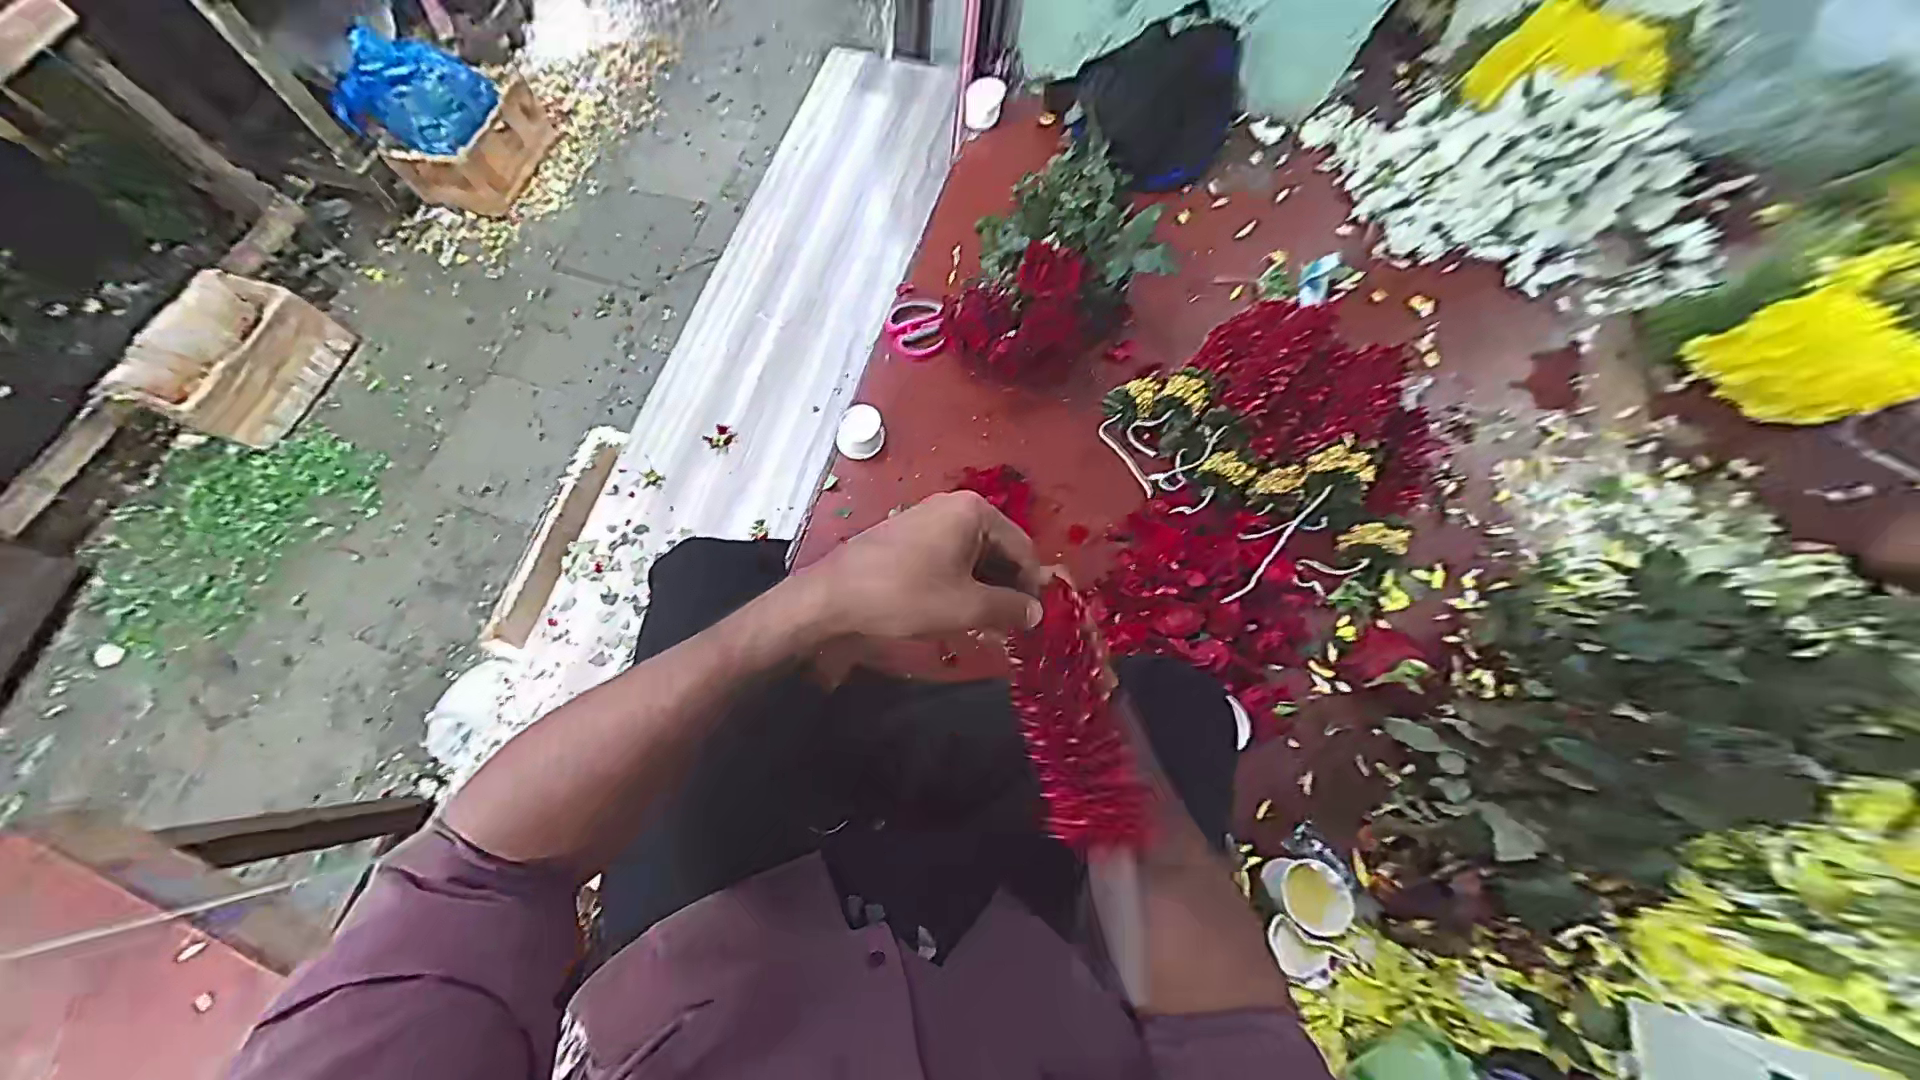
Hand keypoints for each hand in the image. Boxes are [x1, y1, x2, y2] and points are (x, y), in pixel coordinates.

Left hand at [796, 491, 1050, 640]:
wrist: (833, 596)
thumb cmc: (906, 594)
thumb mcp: (966, 606)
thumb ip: (1010, 608)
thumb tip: (1036, 613)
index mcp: (974, 511)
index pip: (1023, 548)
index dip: (1033, 586)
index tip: (1036, 619)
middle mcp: (953, 507)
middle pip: (998, 550)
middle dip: (1007, 590)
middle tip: (1012, 628)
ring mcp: (928, 519)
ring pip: (973, 558)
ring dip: (985, 592)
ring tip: (988, 628)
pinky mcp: (909, 537)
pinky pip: (949, 559)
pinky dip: (961, 584)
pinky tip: (960, 614)